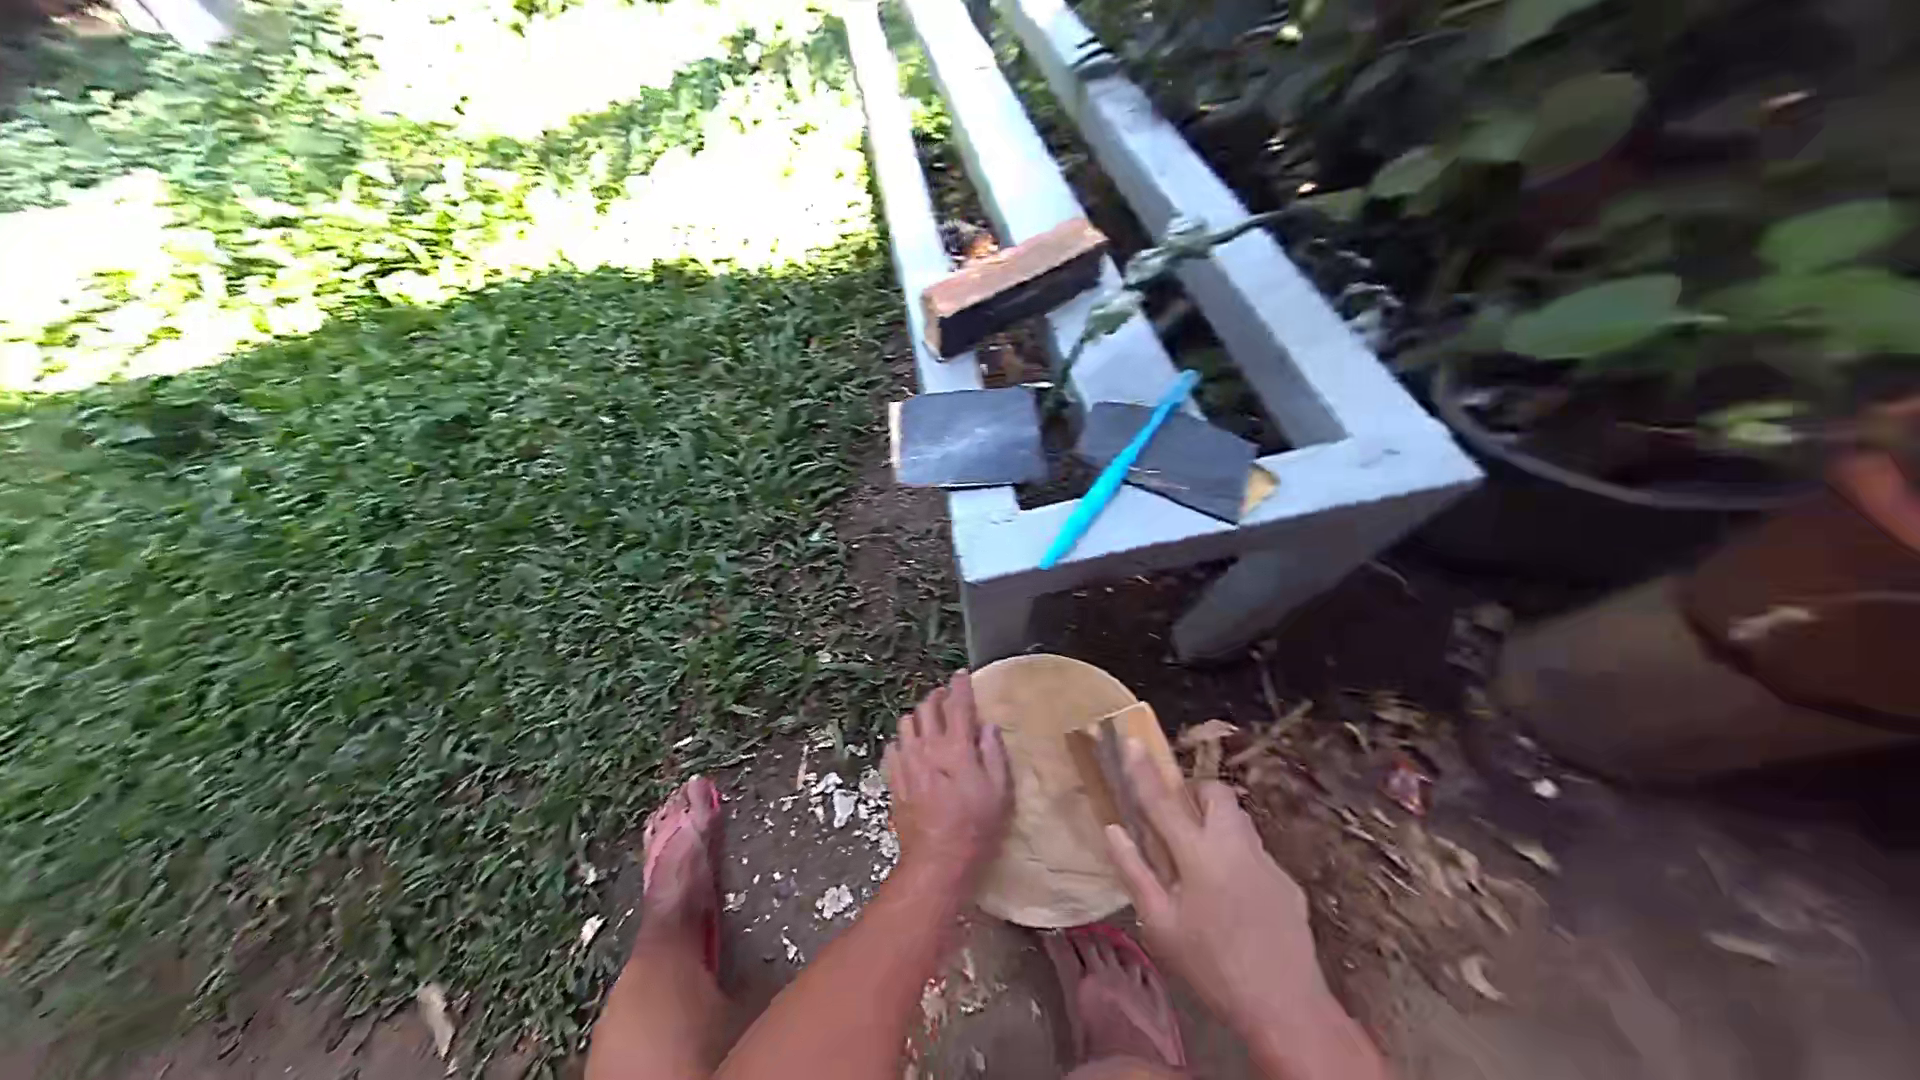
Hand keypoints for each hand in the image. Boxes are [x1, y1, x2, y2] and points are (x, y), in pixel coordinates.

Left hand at [883, 670, 1012, 893]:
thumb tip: (987, 727)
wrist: (938, 859)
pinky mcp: (894, 779)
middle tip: (946, 697)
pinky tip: (910, 747)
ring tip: (928, 720)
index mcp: (956, 747)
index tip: (962, 675)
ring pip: (906, 723)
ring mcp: (907, 762)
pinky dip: (903, 740)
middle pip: (927, 708)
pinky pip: (893, 747)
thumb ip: (993, 753)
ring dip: (918, 716)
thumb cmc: (976, 826)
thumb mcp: (999, 791)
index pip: (957, 705)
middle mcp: (927, 747)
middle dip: (937, 696)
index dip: (960, 686)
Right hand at [1103, 740, 1332, 1037]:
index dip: (1143, 770)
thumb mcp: (1161, 925)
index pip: (1163, 801)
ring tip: (1200, 859)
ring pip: (1238, 819)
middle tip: (1176, 819)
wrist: (1287, 1008)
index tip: (1132, 741)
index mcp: (1200, 855)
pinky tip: (1231, 896)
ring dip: (1216, 821)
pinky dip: (1236, 855)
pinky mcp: (1287, 881)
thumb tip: (1114, 831)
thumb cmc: (1212, 966)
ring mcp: (1266, 861)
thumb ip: (1135, 872)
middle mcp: (1236, 846)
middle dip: (1194, 793)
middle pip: (1215, 793)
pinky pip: (1254, 850)